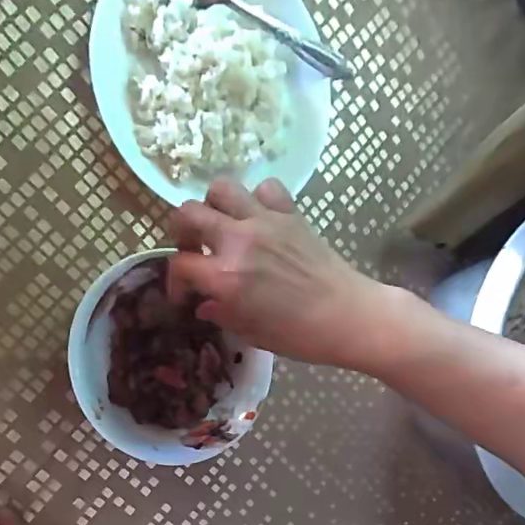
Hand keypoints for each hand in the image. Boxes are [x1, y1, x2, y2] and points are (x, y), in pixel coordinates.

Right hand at [167, 178, 390, 366]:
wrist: (348, 316)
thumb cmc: (299, 335)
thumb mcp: (251, 333)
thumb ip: (222, 314)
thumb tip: (204, 305)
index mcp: (225, 277)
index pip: (181, 265)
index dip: (175, 282)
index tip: (184, 295)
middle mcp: (238, 240)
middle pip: (188, 214)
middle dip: (182, 233)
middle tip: (193, 251)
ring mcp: (265, 221)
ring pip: (221, 189)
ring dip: (213, 206)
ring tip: (221, 227)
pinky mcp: (290, 214)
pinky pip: (265, 189)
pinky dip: (257, 199)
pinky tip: (259, 220)